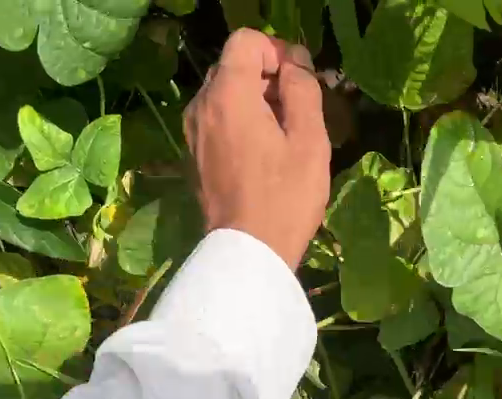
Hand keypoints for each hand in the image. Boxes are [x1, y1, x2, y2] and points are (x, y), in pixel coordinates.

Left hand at [183, 30, 330, 269]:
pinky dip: (238, 128)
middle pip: (233, 68)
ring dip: (253, 105)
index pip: (247, 41)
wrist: (248, 255)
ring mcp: (192, 135)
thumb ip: (303, 90)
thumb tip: (294, 66)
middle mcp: (201, 106)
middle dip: (266, 79)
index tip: (300, 81)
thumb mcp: (309, 141)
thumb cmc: (284, 199)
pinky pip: (216, 126)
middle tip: (297, 112)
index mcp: (228, 94)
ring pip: (223, 98)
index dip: (278, 52)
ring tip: (281, 138)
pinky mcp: (193, 160)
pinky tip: (261, 159)